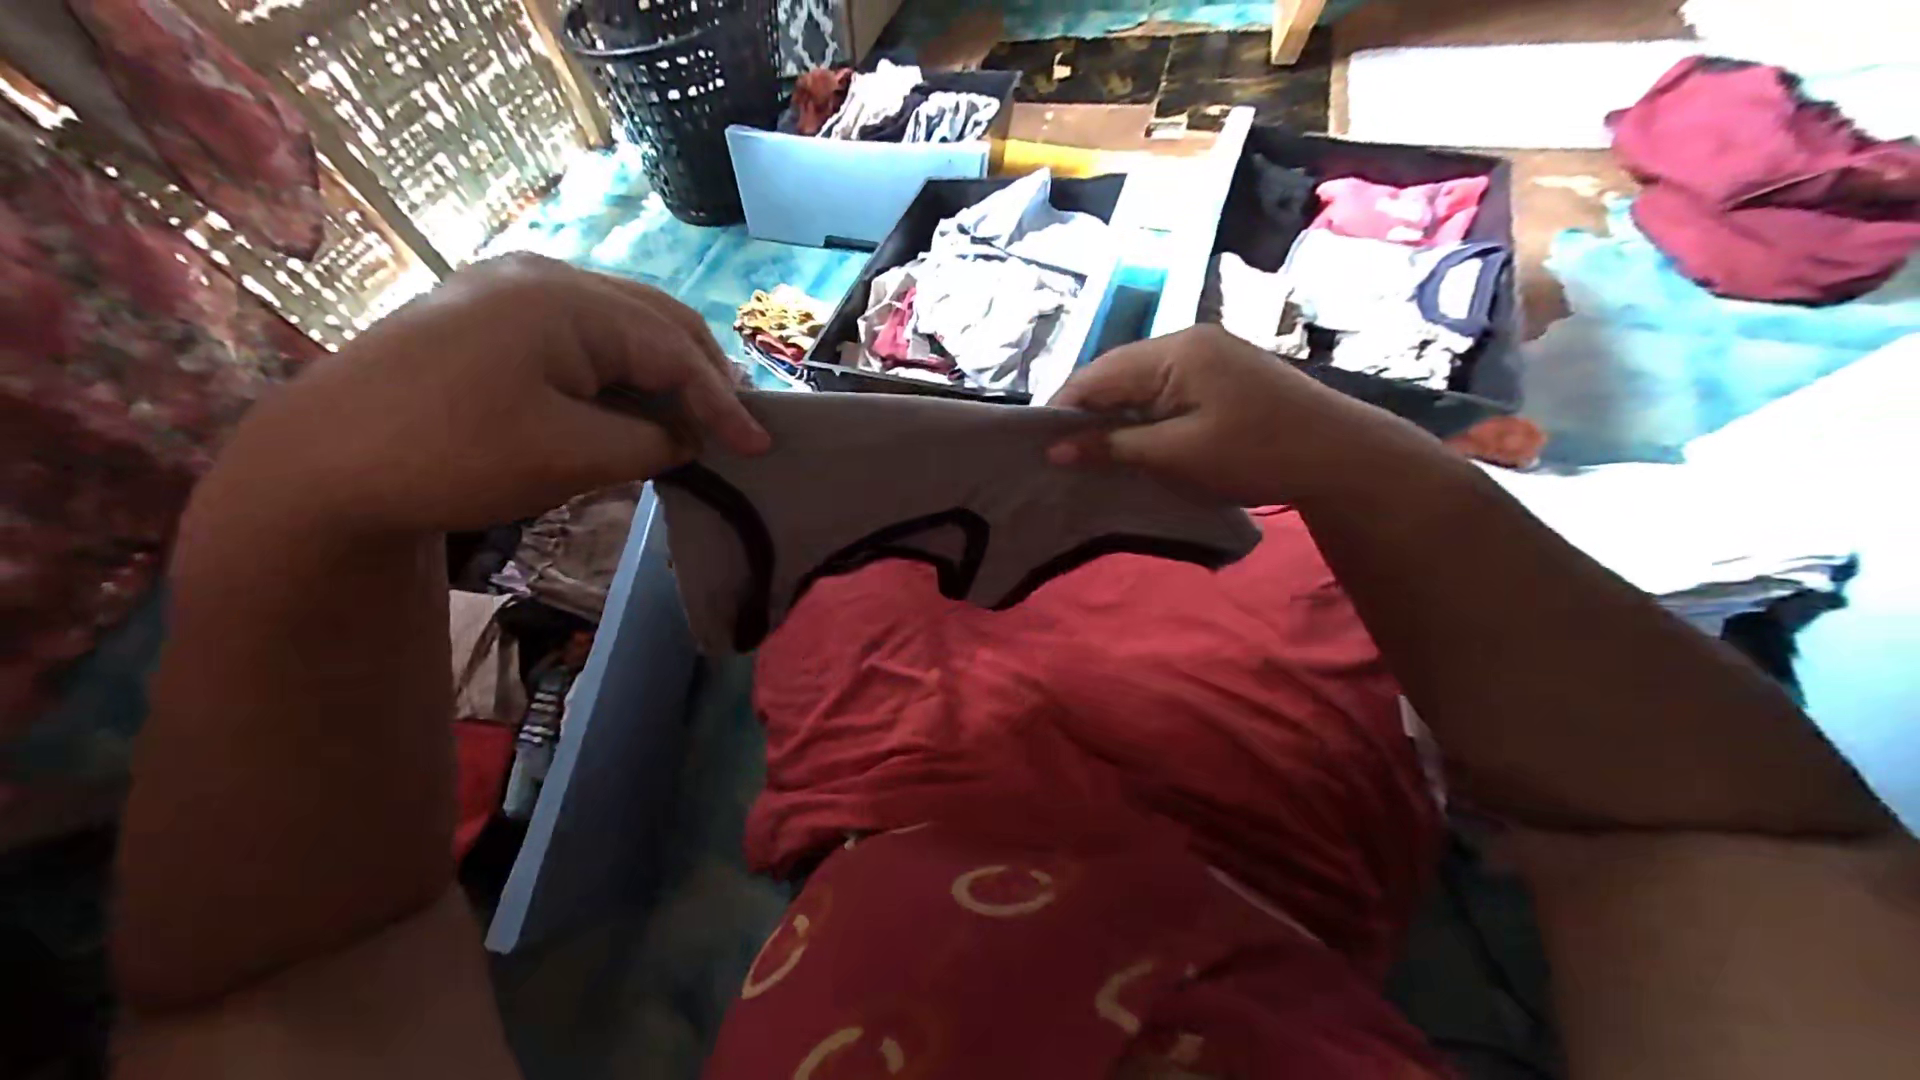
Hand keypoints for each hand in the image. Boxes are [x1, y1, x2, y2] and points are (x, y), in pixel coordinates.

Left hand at [197, 254, 767, 533]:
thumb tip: (688, 439)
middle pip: (656, 320)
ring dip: (664, 372)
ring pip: (622, 326)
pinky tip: (632, 405)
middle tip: (732, 425)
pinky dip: (622, 373)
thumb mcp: (577, 456)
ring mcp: (509, 292)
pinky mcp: (489, 319)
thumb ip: (655, 443)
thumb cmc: (456, 457)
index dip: (724, 402)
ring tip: (691, 418)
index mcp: (565, 300)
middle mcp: (541, 278)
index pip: (673, 349)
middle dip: (702, 375)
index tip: (760, 445)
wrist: (318, 470)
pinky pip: (584, 337)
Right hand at [1048, 325, 1449, 505]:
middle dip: (1085, 412)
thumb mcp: (1177, 455)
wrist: (1341, 456)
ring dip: (1112, 414)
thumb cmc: (1255, 454)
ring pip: (1136, 381)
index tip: (1039, 445)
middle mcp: (1186, 340)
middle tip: (1061, 453)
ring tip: (1090, 451)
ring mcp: (1205, 353)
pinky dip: (1140, 414)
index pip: (1097, 374)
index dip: (1063, 408)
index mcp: (1175, 351)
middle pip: (1115, 373)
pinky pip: (1161, 388)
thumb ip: (1113, 447)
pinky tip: (1131, 439)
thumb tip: (1056, 450)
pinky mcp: (1218, 371)